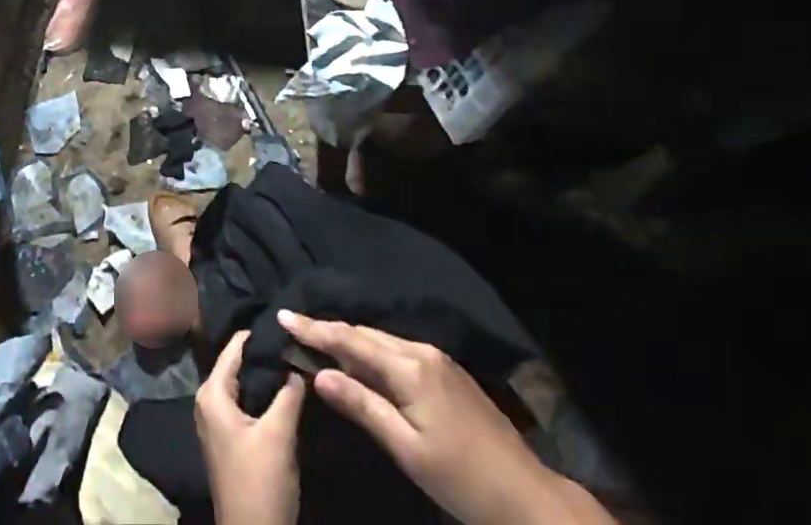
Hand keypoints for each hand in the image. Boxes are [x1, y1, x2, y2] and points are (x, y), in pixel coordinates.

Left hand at [196, 329, 307, 524]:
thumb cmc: (260, 481)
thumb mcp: (279, 432)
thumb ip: (289, 391)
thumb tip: (298, 361)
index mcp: (212, 393)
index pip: (235, 346)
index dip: (260, 334)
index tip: (288, 322)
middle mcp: (209, 401)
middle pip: (238, 362)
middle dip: (265, 352)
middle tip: (297, 339)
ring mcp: (218, 420)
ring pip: (244, 382)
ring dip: (267, 373)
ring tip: (296, 357)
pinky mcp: (231, 436)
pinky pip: (246, 400)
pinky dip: (264, 392)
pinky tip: (287, 388)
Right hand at [279, 311, 614, 524]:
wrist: (526, 494)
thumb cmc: (461, 480)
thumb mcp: (407, 449)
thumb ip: (363, 406)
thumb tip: (320, 374)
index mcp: (410, 368)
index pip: (351, 340)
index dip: (315, 329)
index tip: (284, 316)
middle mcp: (422, 352)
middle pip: (365, 334)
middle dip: (328, 329)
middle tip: (293, 326)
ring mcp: (437, 359)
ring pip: (382, 340)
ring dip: (349, 338)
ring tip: (316, 337)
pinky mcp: (446, 371)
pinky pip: (398, 349)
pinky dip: (371, 350)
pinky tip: (359, 357)